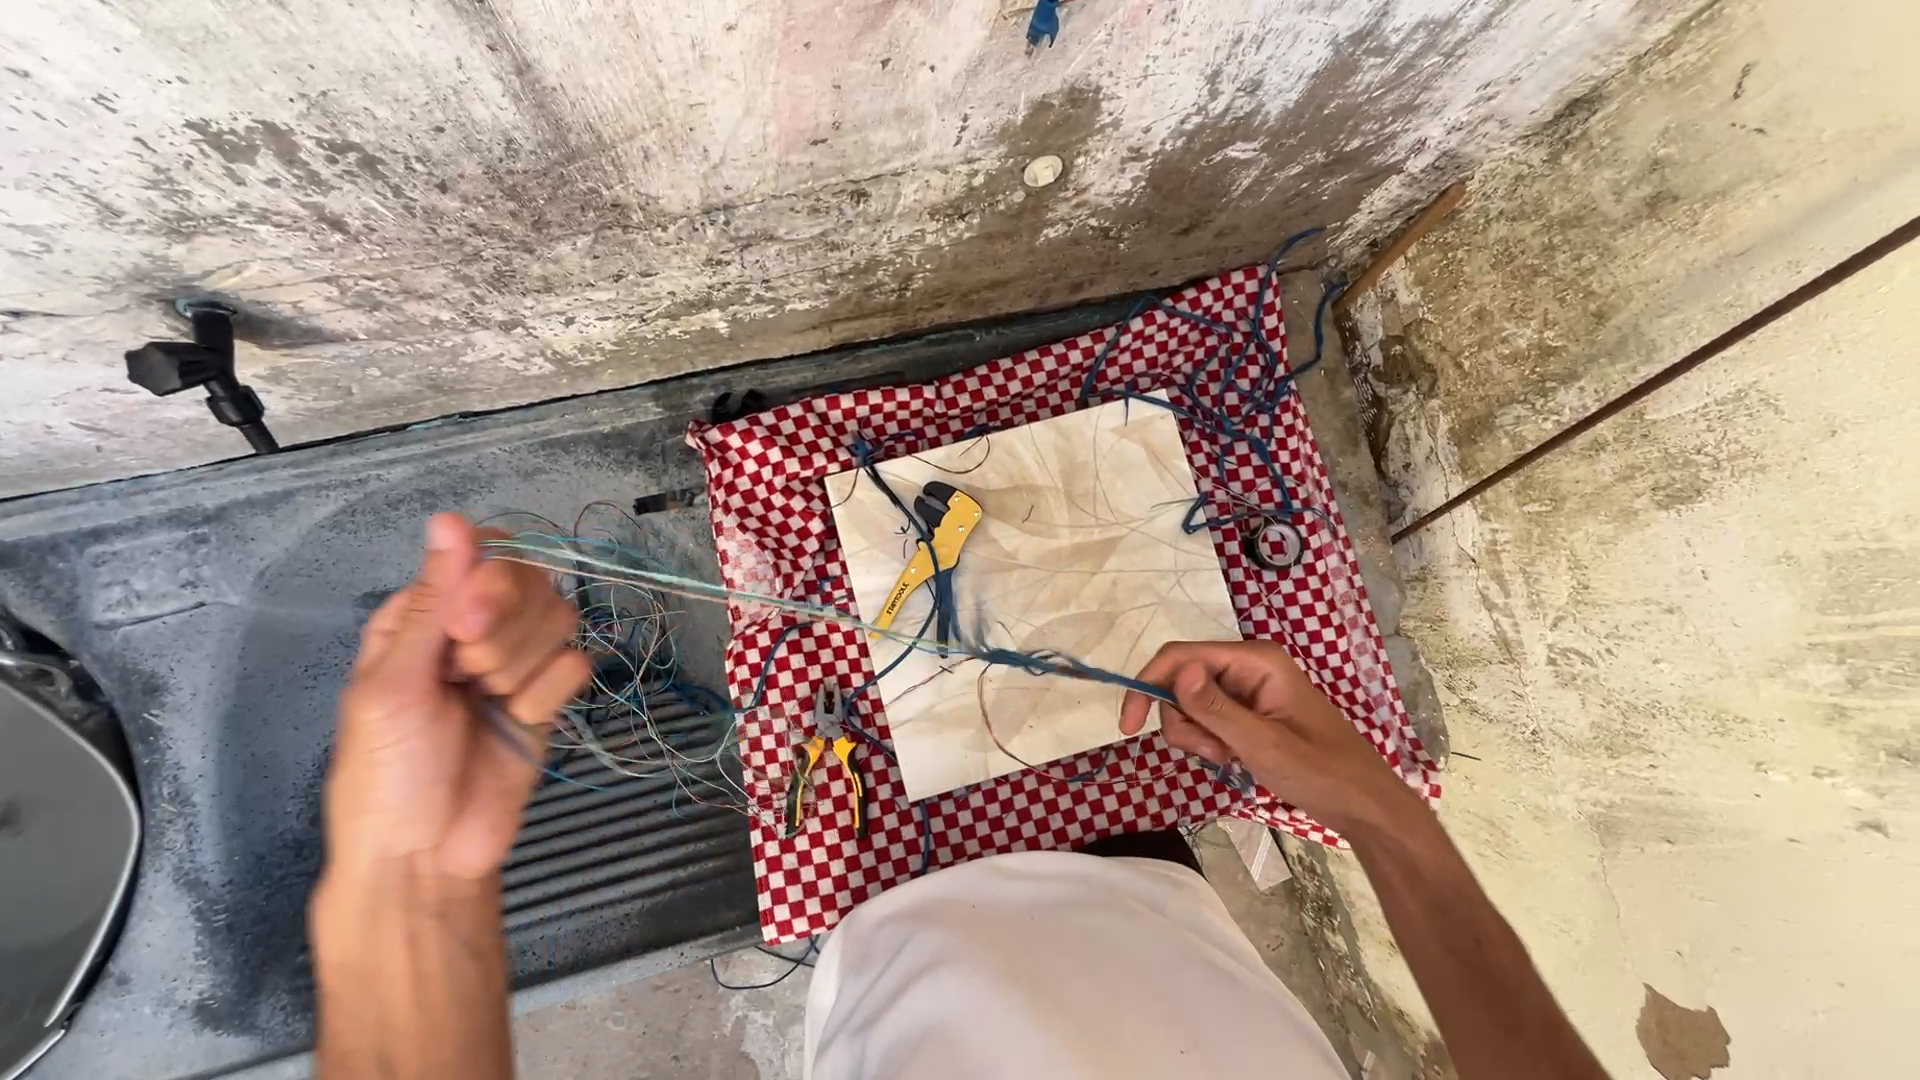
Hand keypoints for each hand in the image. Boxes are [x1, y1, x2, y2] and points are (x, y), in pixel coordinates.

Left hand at [322, 513, 591, 882]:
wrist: (428, 854)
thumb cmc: (386, 771)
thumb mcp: (393, 683)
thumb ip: (432, 601)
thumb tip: (451, 518)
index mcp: (426, 615)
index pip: (487, 555)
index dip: (491, 580)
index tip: (467, 625)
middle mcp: (476, 628)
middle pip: (533, 582)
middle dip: (503, 633)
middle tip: (465, 678)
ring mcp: (518, 661)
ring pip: (561, 619)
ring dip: (522, 666)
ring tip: (487, 704)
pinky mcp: (551, 695)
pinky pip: (577, 665)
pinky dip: (547, 694)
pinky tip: (517, 720)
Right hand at [1120, 640, 1415, 834]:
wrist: (1363, 805)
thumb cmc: (1322, 772)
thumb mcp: (1264, 744)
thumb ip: (1216, 709)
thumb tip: (1176, 672)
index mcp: (1255, 660)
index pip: (1181, 656)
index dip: (1148, 683)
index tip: (1129, 725)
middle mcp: (1246, 666)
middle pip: (1179, 680)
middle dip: (1183, 721)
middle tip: (1213, 753)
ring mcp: (1245, 688)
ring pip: (1187, 703)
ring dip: (1196, 735)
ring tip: (1229, 759)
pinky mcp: (1244, 710)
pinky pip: (1205, 718)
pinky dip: (1208, 742)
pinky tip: (1233, 759)